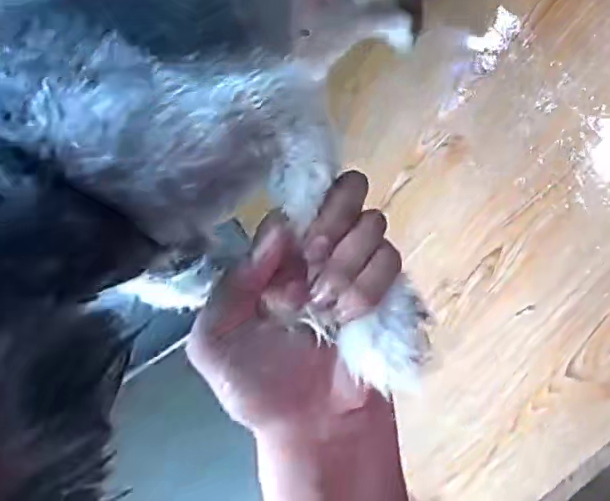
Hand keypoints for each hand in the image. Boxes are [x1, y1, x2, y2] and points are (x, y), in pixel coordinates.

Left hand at [188, 172, 401, 442]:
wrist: (311, 422)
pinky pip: (391, 257)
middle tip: (318, 260)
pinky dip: (370, 288)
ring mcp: (362, 259)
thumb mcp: (217, 340)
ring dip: (348, 267)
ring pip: (372, 223)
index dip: (306, 216)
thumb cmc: (260, 382)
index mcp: (286, 250)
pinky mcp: (390, 281)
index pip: (307, 196)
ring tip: (328, 308)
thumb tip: (280, 227)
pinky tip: (351, 317)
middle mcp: (327, 244)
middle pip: (350, 187)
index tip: (295, 249)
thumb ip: (232, 283)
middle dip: (336, 221)